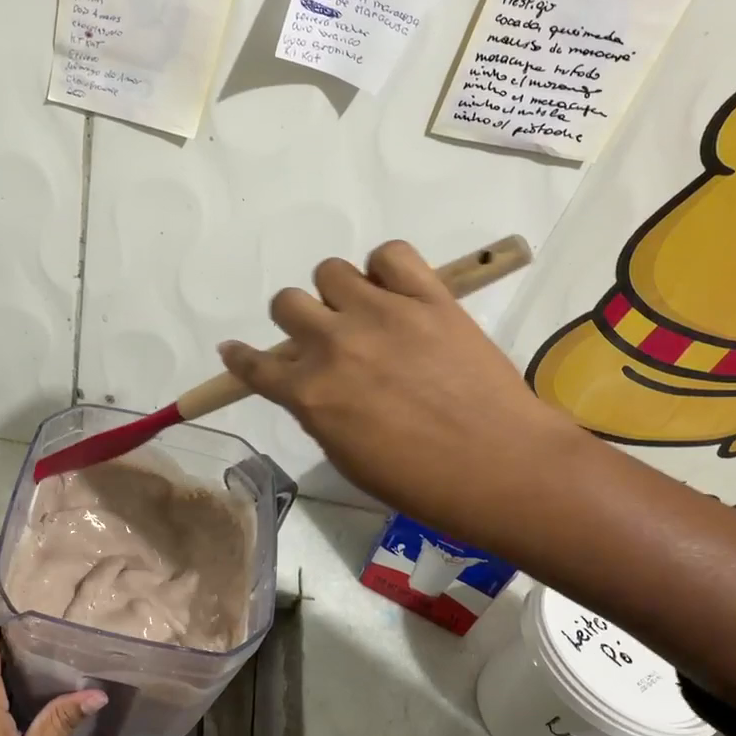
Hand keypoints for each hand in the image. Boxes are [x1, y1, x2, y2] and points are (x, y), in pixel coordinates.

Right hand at [218, 241, 574, 546]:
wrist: (501, 466)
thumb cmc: (420, 482)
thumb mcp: (347, 457)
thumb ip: (319, 412)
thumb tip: (315, 386)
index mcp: (309, 394)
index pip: (254, 365)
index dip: (240, 357)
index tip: (234, 350)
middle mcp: (333, 345)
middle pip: (285, 303)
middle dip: (297, 321)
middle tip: (326, 338)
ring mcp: (380, 314)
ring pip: (329, 271)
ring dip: (339, 292)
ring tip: (366, 312)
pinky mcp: (427, 297)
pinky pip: (390, 253)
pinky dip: (386, 268)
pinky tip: (398, 291)